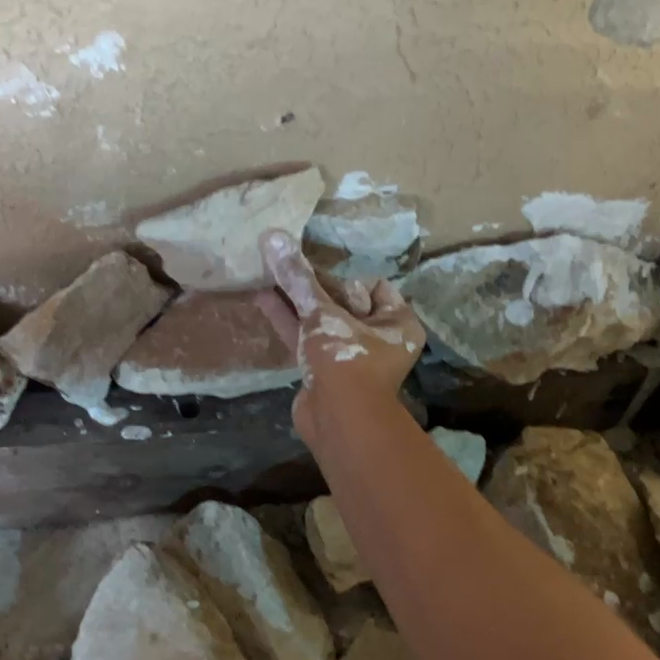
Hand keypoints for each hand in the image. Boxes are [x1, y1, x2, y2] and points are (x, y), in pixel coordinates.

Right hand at [254, 230, 424, 435]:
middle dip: (315, 283)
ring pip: (321, 318)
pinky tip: (261, 296)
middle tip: (288, 260)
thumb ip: (298, 279)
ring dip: (297, 299)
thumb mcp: (323, 314)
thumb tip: (273, 236)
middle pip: (343, 300)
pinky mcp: (323, 369)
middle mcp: (378, 337)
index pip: (375, 286)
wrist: (339, 423)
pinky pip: (305, 335)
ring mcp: (349, 354)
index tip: (318, 265)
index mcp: (397, 322)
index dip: (346, 274)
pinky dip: (287, 318)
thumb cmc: (347, 361)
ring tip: (270, 271)